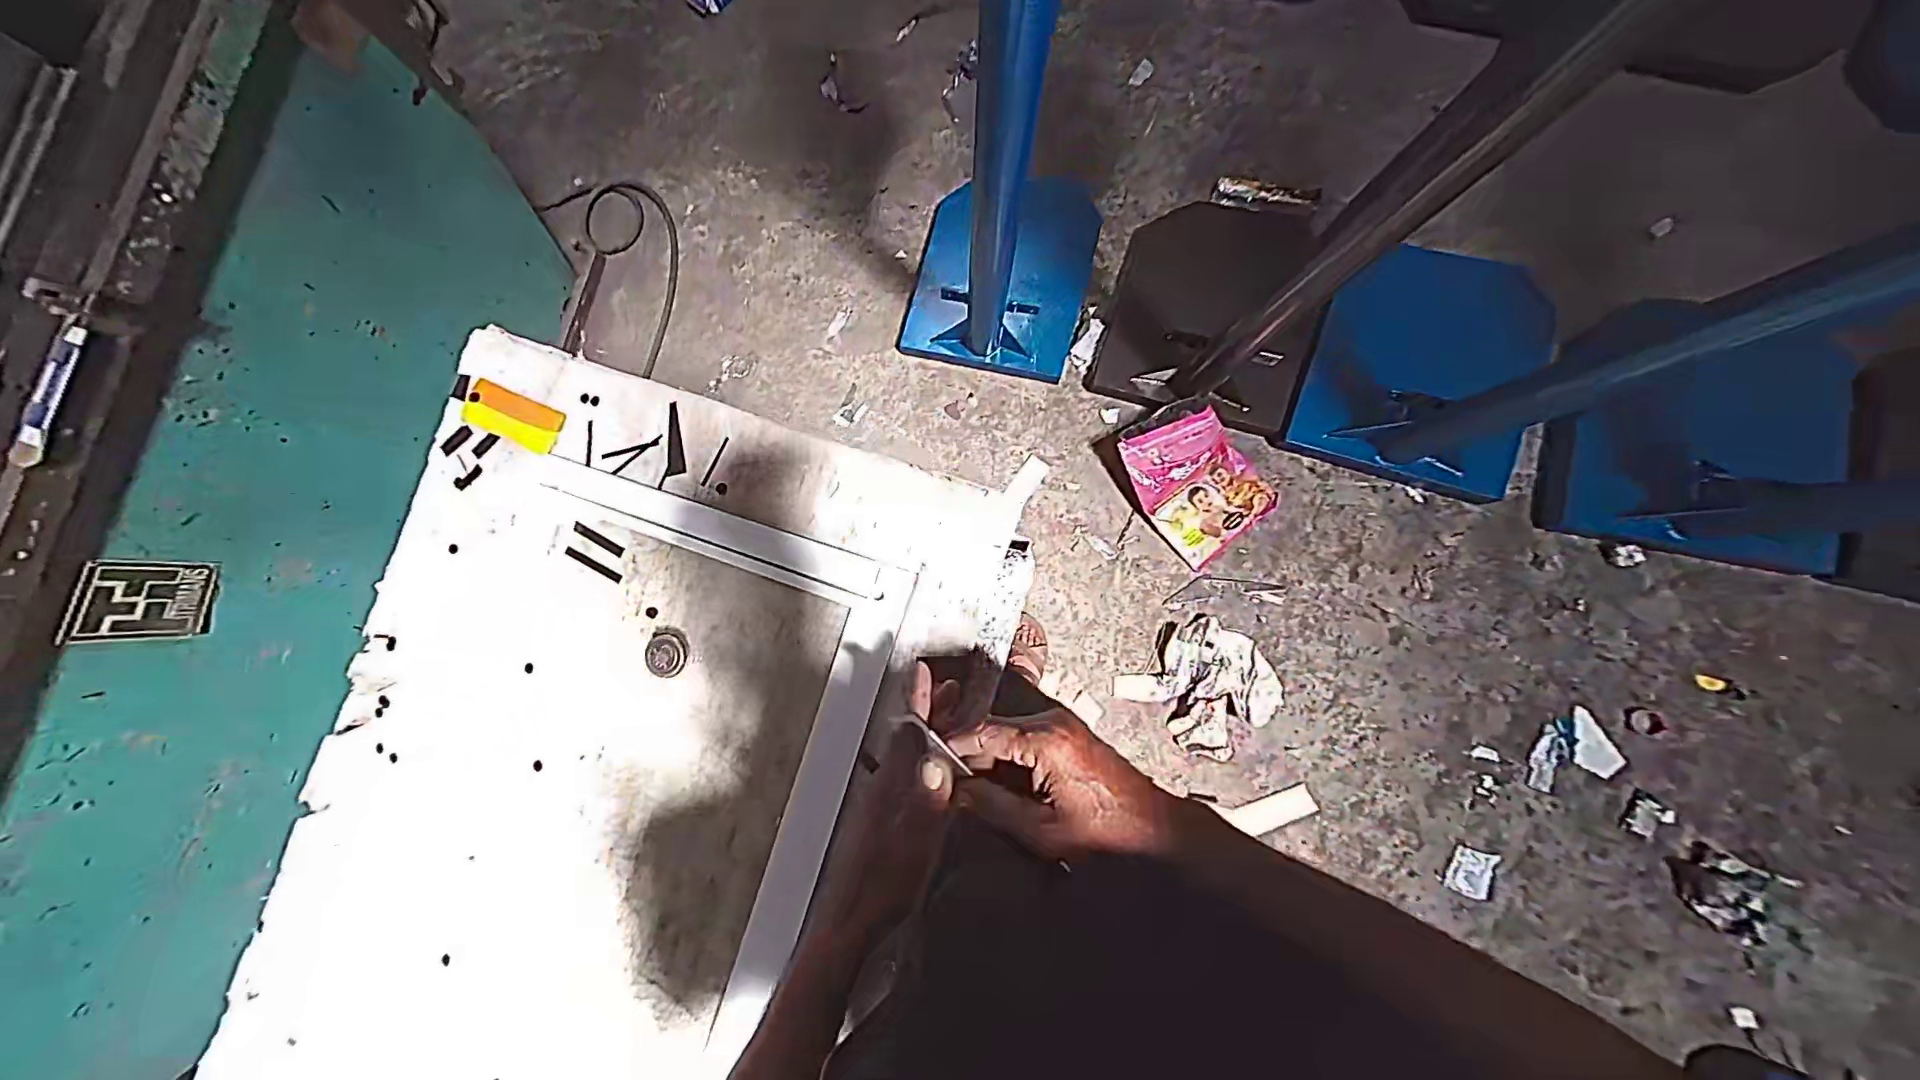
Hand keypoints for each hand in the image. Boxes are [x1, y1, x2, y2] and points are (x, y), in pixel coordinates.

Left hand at [822, 662, 960, 939]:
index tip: (926, 674)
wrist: (850, 923)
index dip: (919, 702)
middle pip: (907, 737)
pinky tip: (932, 766)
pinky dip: (921, 757)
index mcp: (890, 790)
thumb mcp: (914, 849)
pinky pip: (904, 772)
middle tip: (948, 691)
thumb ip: (927, 806)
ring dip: (926, 731)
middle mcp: (882, 788)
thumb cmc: (881, 890)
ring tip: (945, 718)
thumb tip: (938, 765)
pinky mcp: (881, 817)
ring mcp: (880, 802)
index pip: (908, 734)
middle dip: (928, 711)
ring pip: (906, 753)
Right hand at [947, 703, 1185, 862]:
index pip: (982, 733)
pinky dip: (1009, 758)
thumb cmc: (1107, 834)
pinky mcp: (1068, 733)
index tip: (932, 764)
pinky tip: (1003, 786)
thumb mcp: (1040, 830)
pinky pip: (1026, 738)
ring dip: (989, 759)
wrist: (1155, 830)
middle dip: (970, 757)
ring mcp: (1063, 724)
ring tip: (975, 791)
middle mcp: (1054, 721)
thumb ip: (992, 806)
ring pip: (1008, 734)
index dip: (953, 748)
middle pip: (993, 730)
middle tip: (950, 785)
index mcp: (1046, 739)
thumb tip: (957, 791)